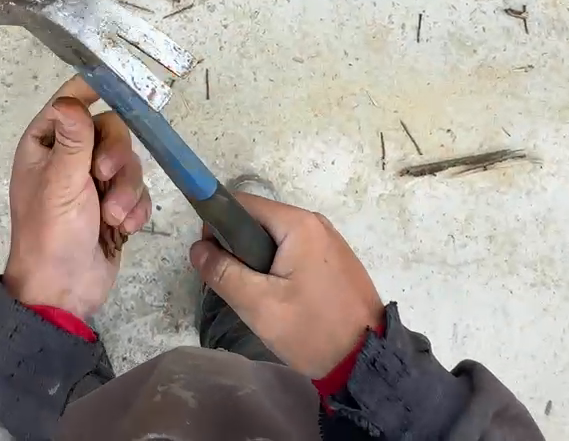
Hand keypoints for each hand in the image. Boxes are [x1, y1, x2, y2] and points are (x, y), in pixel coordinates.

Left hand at [4, 75, 152, 317]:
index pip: (72, 101)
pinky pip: (139, 190)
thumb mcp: (61, 182)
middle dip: (117, 157)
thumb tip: (70, 97)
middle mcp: (71, 155)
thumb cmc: (51, 234)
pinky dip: (135, 208)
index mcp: (46, 143)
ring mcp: (94, 180)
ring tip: (113, 218)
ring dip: (126, 190)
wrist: (64, 293)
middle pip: (112, 129)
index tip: (123, 84)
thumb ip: (74, 138)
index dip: (94, 88)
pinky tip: (123, 229)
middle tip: (106, 178)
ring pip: (130, 161)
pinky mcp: (116, 203)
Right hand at [188, 193, 384, 376]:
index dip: (219, 226)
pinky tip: (283, 298)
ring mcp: (329, 240)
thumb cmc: (313, 329)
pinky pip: (295, 251)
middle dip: (240, 248)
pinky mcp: (336, 259)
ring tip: (260, 297)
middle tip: (236, 285)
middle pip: (259, 221)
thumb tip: (197, 249)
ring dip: (259, 260)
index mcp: (298, 223)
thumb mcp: (260, 306)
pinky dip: (281, 267)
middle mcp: (314, 222)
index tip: (212, 257)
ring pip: (276, 239)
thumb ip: (223, 273)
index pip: (242, 204)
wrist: (370, 363)